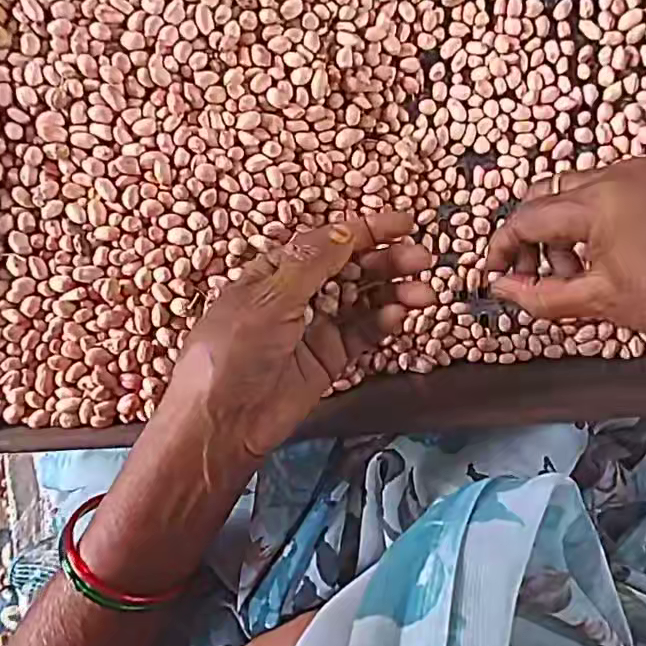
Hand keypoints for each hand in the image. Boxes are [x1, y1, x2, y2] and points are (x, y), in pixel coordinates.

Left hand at [154, 211, 434, 464]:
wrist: (222, 422)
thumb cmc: (230, 353)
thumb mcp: (267, 300)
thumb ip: (310, 265)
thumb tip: (345, 232)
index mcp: (276, 272)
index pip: (328, 242)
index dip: (367, 230)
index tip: (404, 223)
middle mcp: (298, 296)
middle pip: (351, 269)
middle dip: (387, 261)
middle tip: (420, 259)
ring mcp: (315, 327)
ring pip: (363, 300)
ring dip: (393, 291)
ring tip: (422, 291)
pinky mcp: (328, 358)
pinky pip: (361, 333)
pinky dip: (381, 322)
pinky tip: (398, 315)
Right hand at [480, 160, 645, 350]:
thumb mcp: (598, 302)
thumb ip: (538, 294)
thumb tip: (503, 288)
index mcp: (599, 203)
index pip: (525, 219)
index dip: (500, 248)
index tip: (494, 270)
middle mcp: (618, 176)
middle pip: (543, 198)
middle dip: (529, 238)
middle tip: (531, 275)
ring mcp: (642, 175)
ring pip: (570, 193)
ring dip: (557, 230)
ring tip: (572, 273)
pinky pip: (602, 192)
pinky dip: (586, 220)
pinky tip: (596, 255)